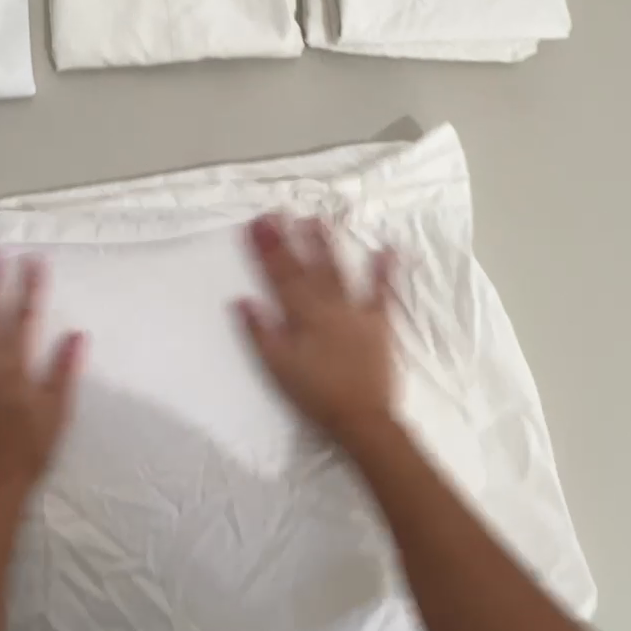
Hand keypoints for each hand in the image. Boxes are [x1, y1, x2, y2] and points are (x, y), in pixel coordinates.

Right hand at [237, 215, 398, 451]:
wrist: (362, 419)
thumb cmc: (315, 395)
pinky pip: (383, 293)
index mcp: (302, 316)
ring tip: (318, 219)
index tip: (256, 223)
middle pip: (305, 268)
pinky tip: (388, 249)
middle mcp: (328, 307)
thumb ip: (260, 333)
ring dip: (327, 244)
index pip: (279, 276)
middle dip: (290, 238)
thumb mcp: (278, 368)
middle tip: (279, 211)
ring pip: (338, 272)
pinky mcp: (380, 323)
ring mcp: (356, 312)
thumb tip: (242, 300)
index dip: (266, 249)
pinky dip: (386, 271)